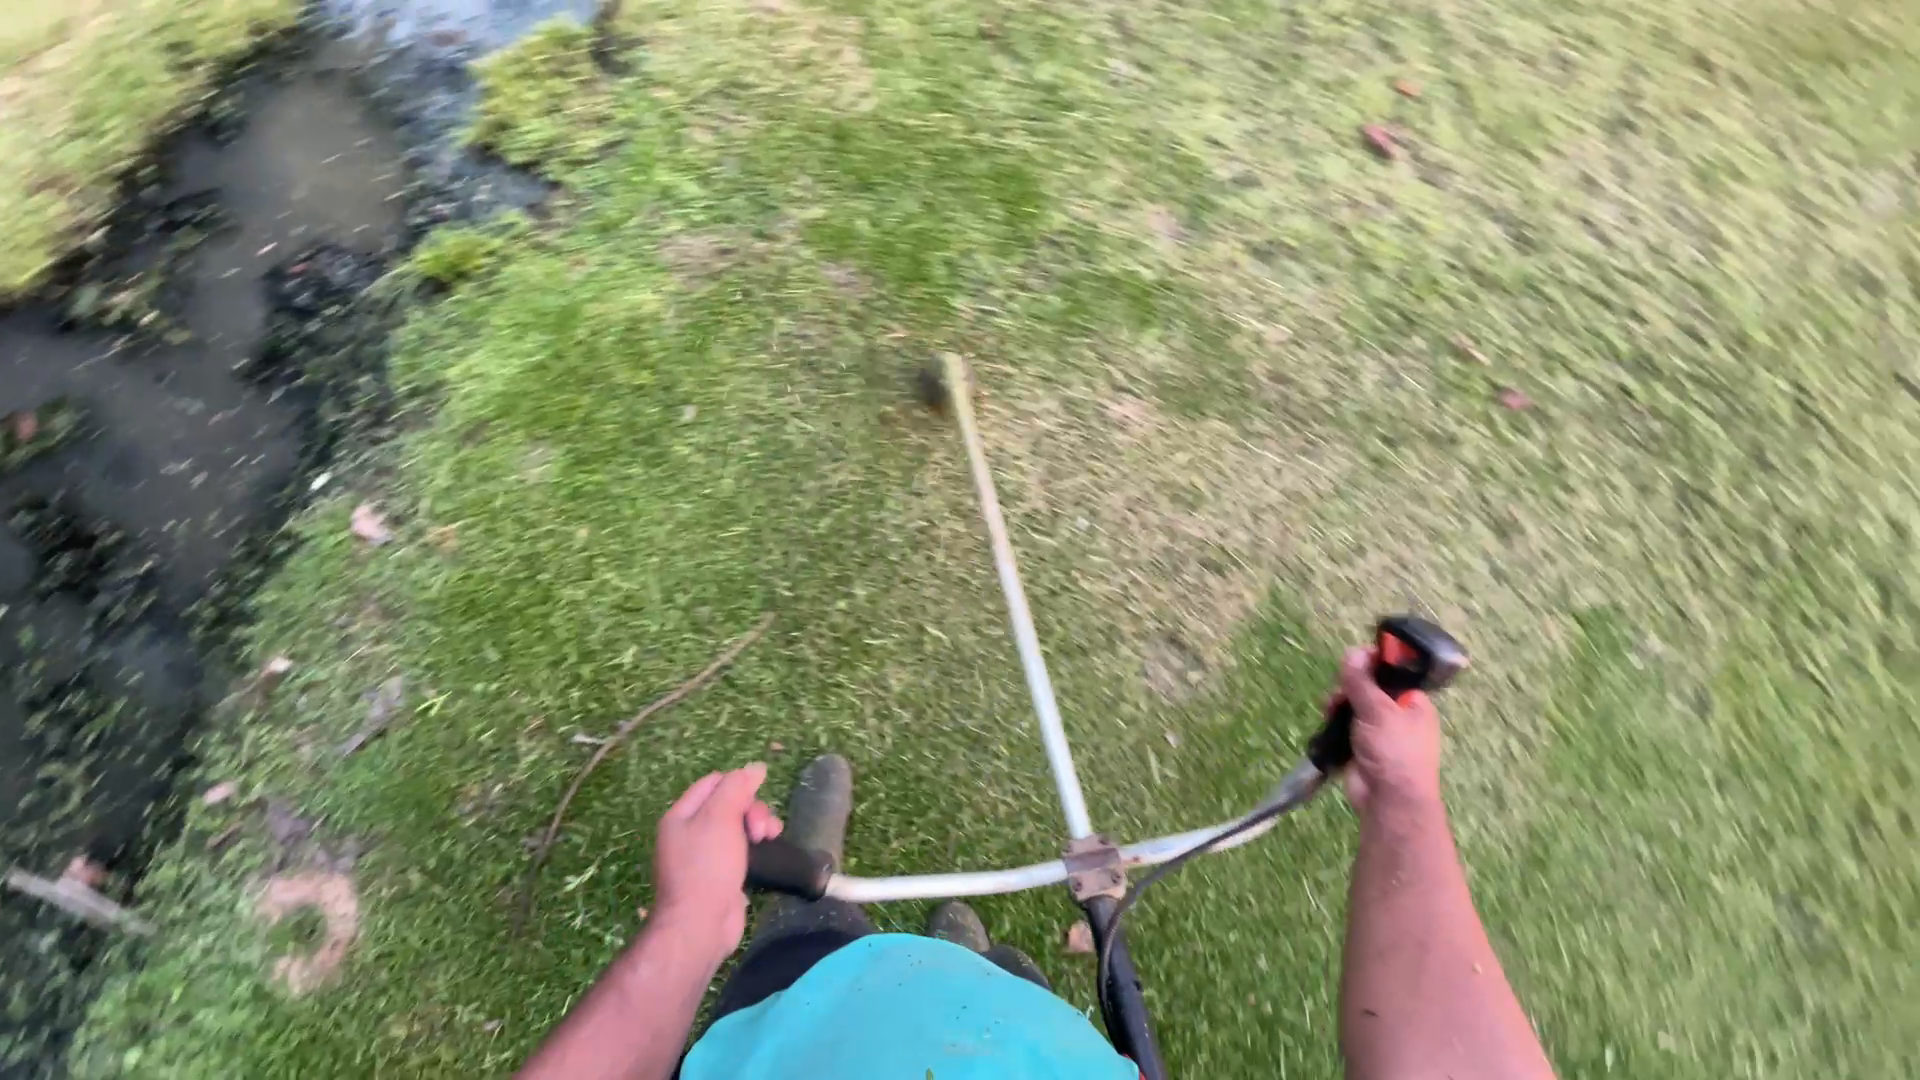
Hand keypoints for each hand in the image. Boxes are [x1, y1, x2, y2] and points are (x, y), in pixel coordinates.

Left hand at [651, 763, 782, 963]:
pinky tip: (768, 850)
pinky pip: (742, 848)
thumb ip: (737, 787)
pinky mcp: (721, 874)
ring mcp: (705, 856)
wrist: (700, 925)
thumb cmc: (707, 866)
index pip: (713, 782)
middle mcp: (690, 833)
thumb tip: (755, 768)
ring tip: (771, 837)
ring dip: (759, 825)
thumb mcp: (720, 817)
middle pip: (729, 803)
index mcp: (681, 816)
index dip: (738, 784)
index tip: (756, 796)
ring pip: (739, 825)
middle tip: (761, 828)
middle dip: (752, 809)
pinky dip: (757, 845)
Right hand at [1333, 647, 1441, 812]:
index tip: (1353, 662)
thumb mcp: (1378, 710)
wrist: (1389, 799)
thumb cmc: (1393, 751)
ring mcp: (1379, 730)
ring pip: (1353, 704)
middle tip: (1340, 694)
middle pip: (1367, 686)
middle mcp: (1398, 714)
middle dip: (1349, 686)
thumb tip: (1353, 651)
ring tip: (1331, 711)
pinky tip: (1328, 722)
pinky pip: (1345, 722)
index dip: (1371, 663)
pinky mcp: (1361, 744)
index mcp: (1413, 702)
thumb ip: (1362, 680)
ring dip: (1339, 703)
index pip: (1392, 671)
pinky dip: (1336, 720)